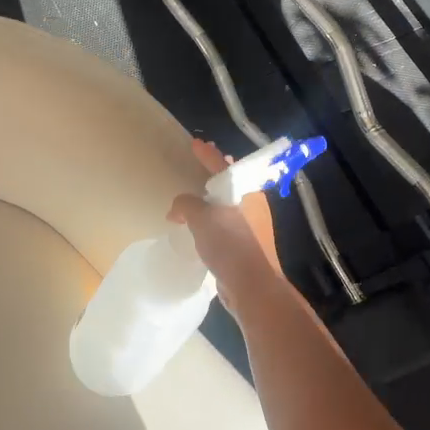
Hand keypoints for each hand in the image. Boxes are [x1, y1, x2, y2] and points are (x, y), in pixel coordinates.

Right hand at [169, 139, 284, 306]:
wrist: (252, 286)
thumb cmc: (230, 244)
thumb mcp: (202, 217)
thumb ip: (186, 204)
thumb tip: (177, 211)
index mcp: (247, 192)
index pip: (223, 166)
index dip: (208, 154)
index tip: (195, 143)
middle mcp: (252, 206)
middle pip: (229, 184)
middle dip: (213, 175)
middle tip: (197, 165)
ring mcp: (250, 227)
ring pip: (226, 206)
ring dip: (210, 201)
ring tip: (192, 197)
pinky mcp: (245, 247)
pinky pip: (224, 225)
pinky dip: (211, 221)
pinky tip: (198, 227)